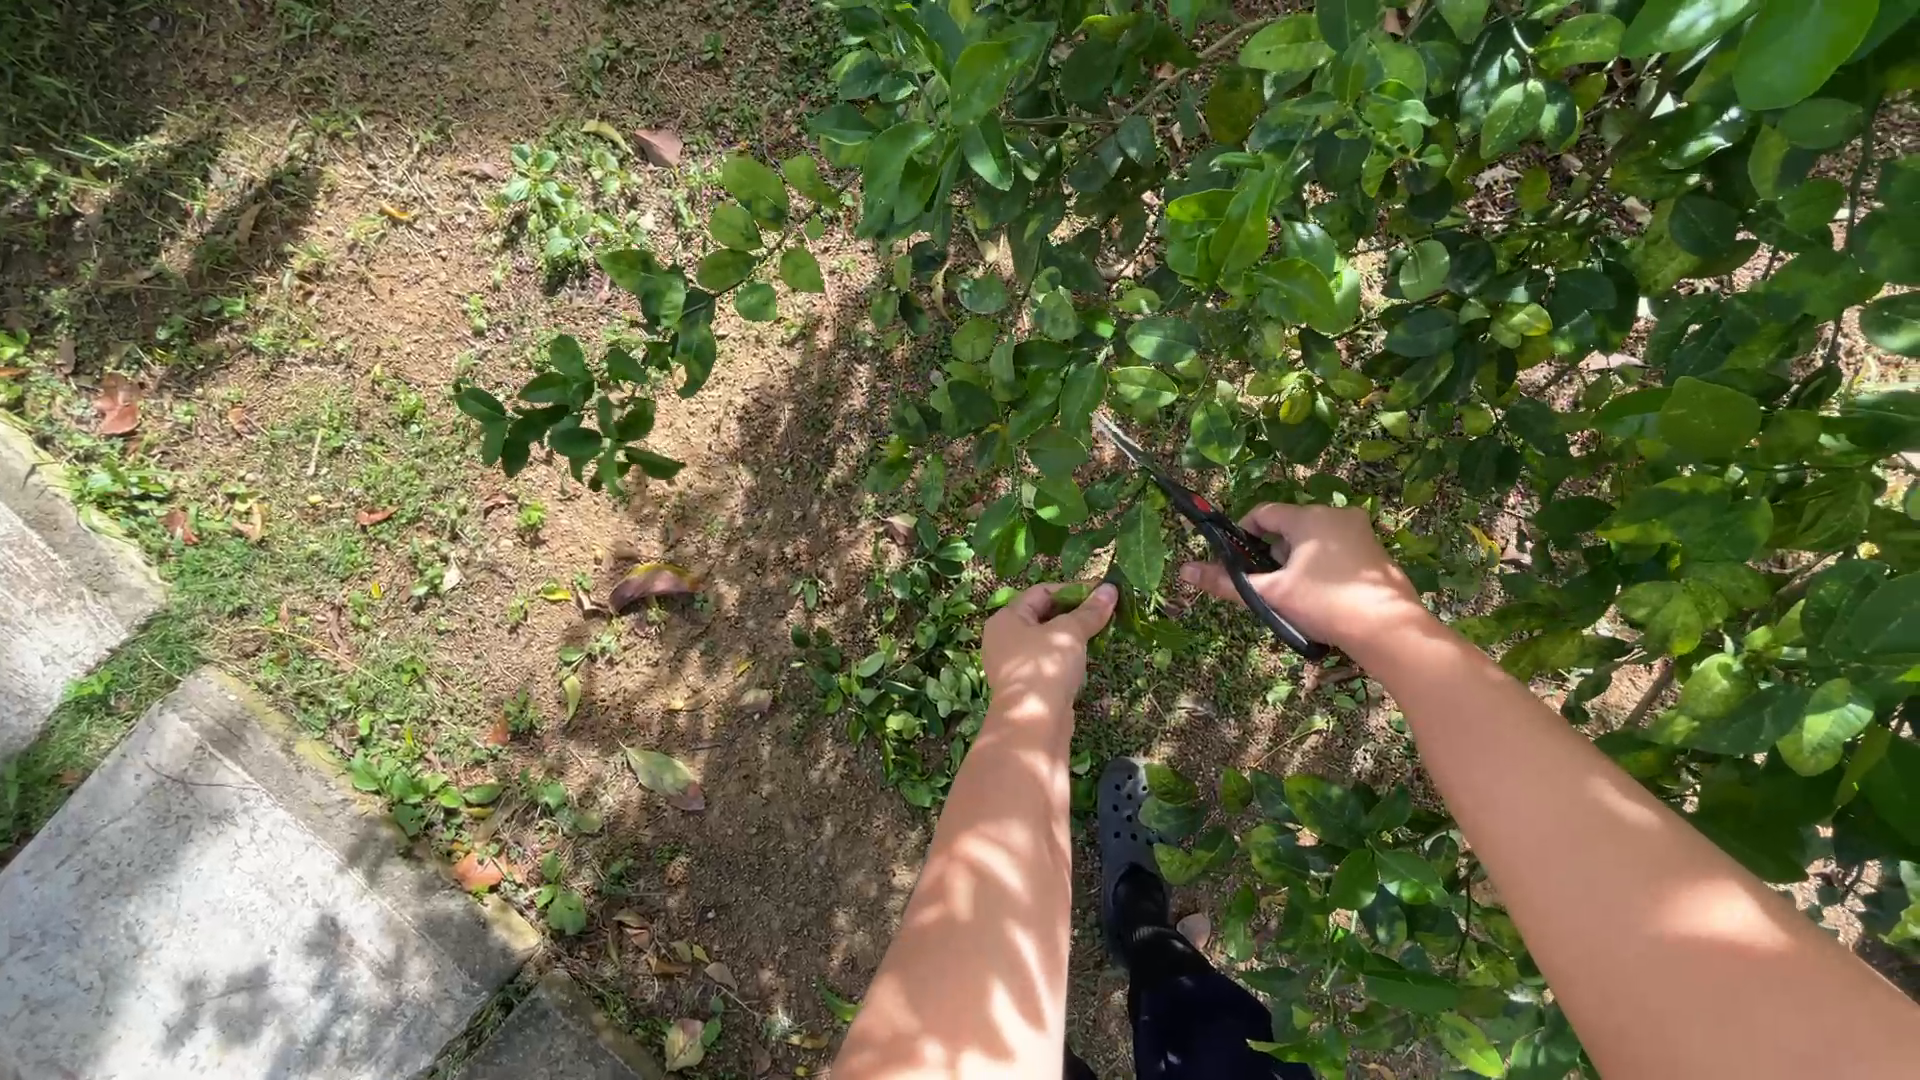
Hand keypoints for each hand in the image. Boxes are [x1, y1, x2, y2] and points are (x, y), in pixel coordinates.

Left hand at [982, 582, 1118, 714]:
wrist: (1033, 723)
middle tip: (1104, 611)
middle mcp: (1003, 639)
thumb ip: (1089, 611)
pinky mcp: (1026, 686)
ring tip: (1100, 631)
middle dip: (1074, 612)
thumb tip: (1110, 589)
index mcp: (1006, 619)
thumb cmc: (1045, 667)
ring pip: (1046, 640)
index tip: (1102, 591)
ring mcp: (1012, 665)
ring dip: (1072, 635)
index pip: (1041, 592)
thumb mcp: (1070, 633)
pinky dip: (1066, 656)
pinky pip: (1048, 661)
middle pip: (1042, 615)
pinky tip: (1086, 658)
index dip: (1073, 589)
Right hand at [1178, 503, 1426, 654]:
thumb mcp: (1270, 594)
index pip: (1263, 513)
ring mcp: (1360, 533)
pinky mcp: (1375, 554)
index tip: (1236, 560)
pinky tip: (1320, 599)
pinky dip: (1319, 569)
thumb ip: (1226, 582)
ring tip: (1293, 596)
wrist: (1389, 632)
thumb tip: (1184, 571)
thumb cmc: (1324, 604)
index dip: (1242, 534)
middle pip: (1288, 527)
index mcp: (1309, 517)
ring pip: (1312, 541)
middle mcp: (1336, 516)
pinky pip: (1335, 552)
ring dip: (1295, 563)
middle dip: (1271, 554)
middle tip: (1267, 585)